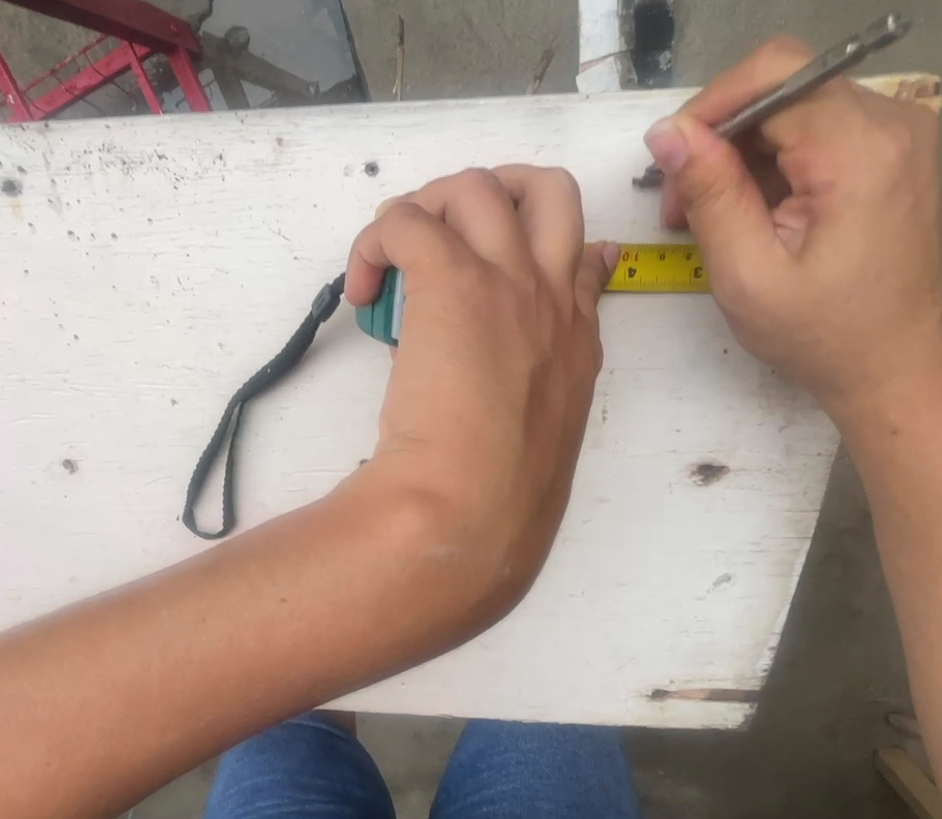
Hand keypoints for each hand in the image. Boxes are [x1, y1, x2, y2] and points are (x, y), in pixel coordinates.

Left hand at [342, 166, 616, 621]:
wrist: (469, 509)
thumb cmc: (498, 501)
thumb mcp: (541, 456)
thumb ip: (538, 424)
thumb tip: (537, 417)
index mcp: (576, 343)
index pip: (582, 259)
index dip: (544, 243)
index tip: (508, 262)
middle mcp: (549, 298)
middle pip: (545, 190)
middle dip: (493, 192)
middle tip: (442, 236)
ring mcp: (505, 282)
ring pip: (472, 187)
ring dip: (424, 210)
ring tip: (391, 263)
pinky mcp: (449, 281)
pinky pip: (405, 220)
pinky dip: (374, 240)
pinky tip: (359, 288)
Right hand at [645, 39, 941, 418]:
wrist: (895, 365)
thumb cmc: (820, 334)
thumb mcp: (747, 273)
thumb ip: (709, 194)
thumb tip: (666, 133)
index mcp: (859, 149)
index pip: (773, 76)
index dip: (708, 109)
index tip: (669, 164)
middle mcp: (891, 121)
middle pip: (783, 86)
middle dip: (718, 137)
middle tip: (680, 206)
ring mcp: (898, 134)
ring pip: (794, 107)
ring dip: (739, 154)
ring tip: (709, 219)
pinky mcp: (891, 152)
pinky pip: (816, 131)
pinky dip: (770, 164)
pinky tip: (749, 214)